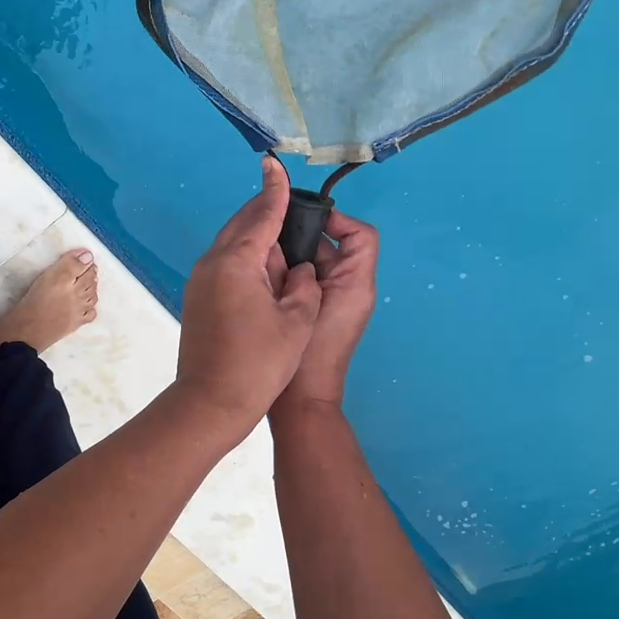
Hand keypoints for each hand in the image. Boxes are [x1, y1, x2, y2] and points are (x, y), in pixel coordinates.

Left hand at [176, 156, 321, 427]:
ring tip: (280, 225)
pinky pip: (224, 260)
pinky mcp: (197, 294)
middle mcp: (212, 261)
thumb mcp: (296, 322)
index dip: (274, 190)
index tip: (274, 164)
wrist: (210, 399)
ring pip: (230, 242)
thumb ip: (303, 285)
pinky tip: (261, 263)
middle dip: (264, 207)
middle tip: (286, 194)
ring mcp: (200, 278)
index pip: (261, 216)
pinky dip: (244, 252)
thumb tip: (300, 268)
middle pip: (241, 224)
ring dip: (254, 231)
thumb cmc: (259, 362)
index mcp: (237, 261)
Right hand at [276, 209, 378, 413]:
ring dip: (289, 252)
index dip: (333, 219)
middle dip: (300, 235)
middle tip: (267, 234)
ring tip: (258, 251)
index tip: (296, 219)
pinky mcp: (314, 307)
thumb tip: (280, 239)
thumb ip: (296, 266)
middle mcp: (350, 286)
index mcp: (356, 282)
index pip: (360, 234)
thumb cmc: (309, 350)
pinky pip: (304, 276)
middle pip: (332, 243)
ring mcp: (332, 298)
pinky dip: (285, 270)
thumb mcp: (304, 303)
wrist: (302, 399)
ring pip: (313, 258)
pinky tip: (258, 273)